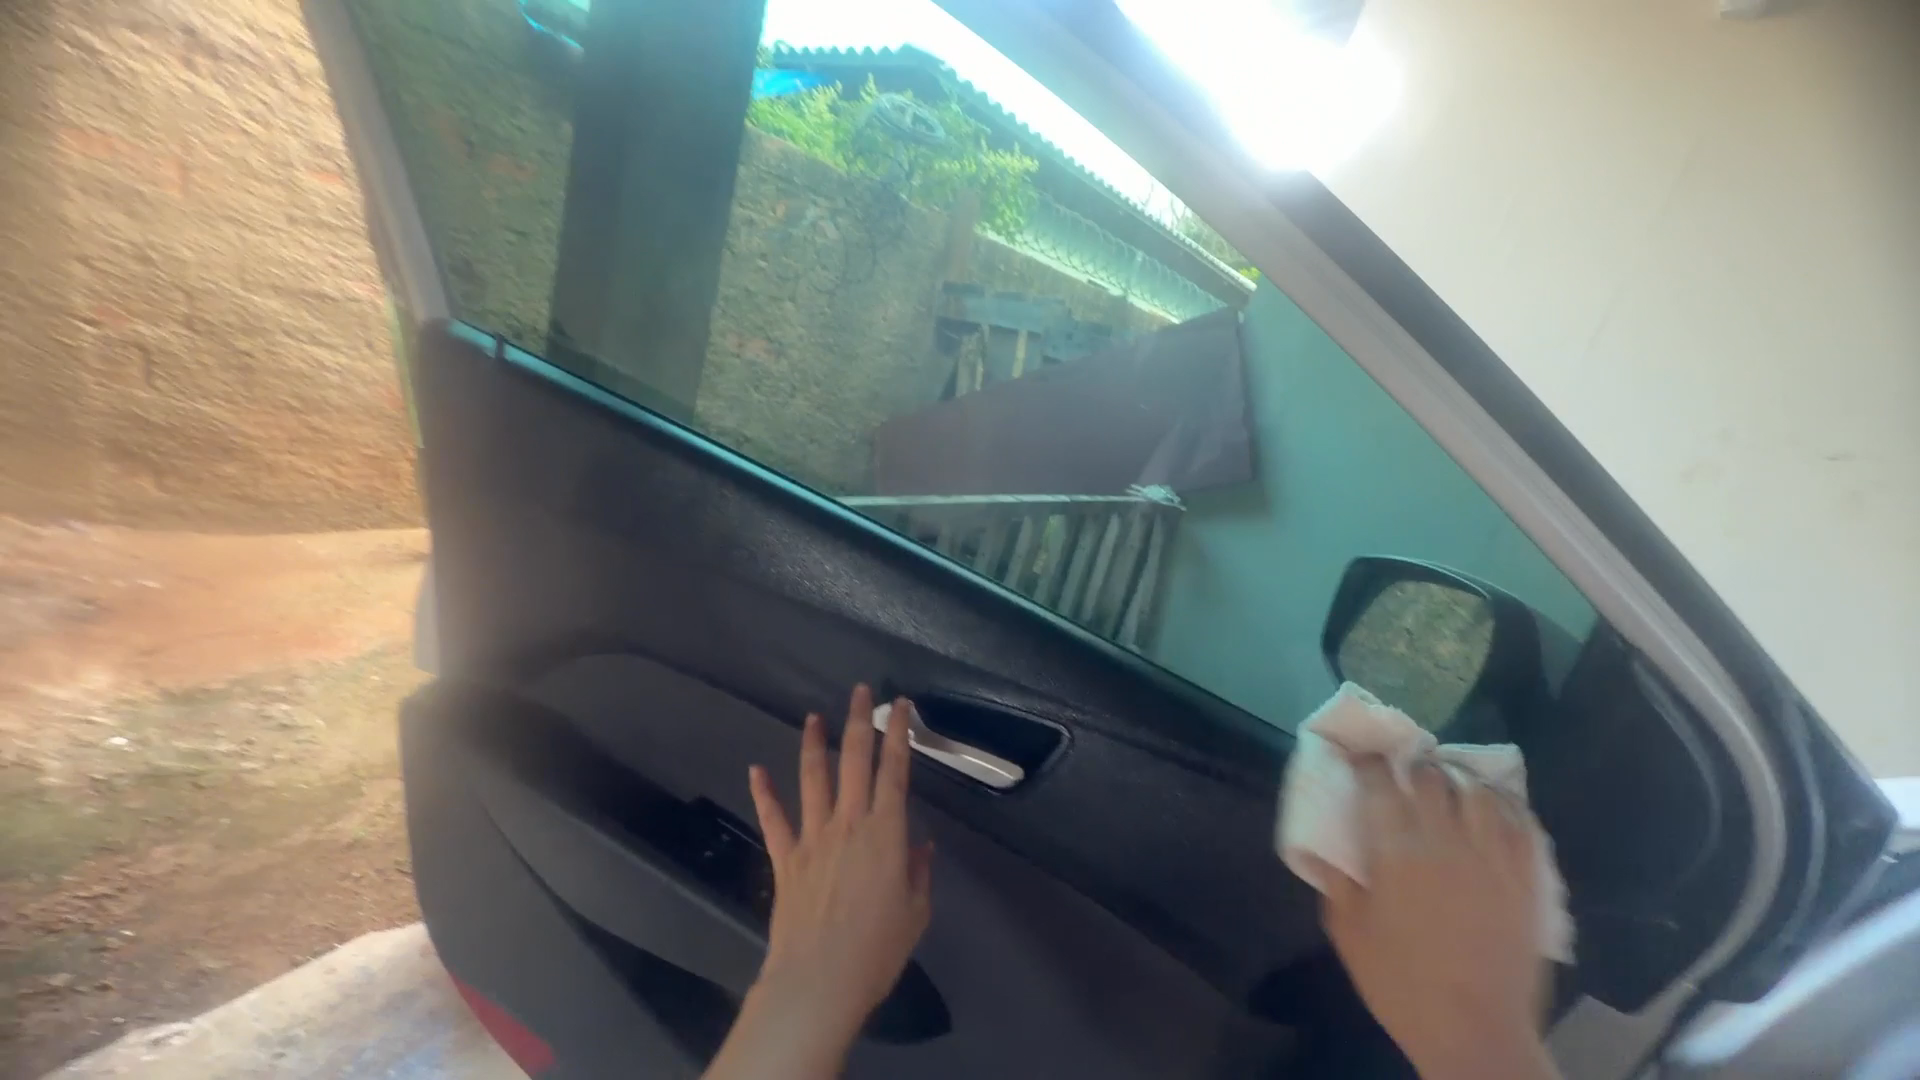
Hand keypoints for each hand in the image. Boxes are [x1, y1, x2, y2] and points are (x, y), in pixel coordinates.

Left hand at [703, 685, 932, 1079]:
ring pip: (812, 777)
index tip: (899, 705)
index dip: (898, 733)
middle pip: (854, 759)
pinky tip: (754, 770)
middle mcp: (849, 821)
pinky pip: (773, 818)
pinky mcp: (786, 857)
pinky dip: (763, 793)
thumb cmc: (878, 948)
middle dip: (858, 720)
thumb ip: (919, 871)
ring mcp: (813, 836)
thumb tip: (921, 844)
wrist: (819, 980)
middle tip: (860, 691)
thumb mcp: (916, 911)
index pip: (895, 769)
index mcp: (887, 830)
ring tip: (813, 717)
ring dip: (813, 744)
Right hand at [1319, 759, 1558, 1079]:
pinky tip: (1495, 807)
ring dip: (1460, 779)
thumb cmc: (1400, 982)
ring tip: (1451, 781)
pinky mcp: (1526, 882)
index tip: (1360, 759)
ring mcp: (1492, 860)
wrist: (1475, 1033)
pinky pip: (1522, 826)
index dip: (1368, 764)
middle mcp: (1446, 842)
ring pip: (1481, 792)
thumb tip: (1317, 850)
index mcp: (1396, 851)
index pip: (1380, 784)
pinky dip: (1506, 806)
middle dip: (1415, 764)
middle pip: (1433, 777)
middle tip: (1406, 768)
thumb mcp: (1348, 932)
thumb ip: (1334, 882)